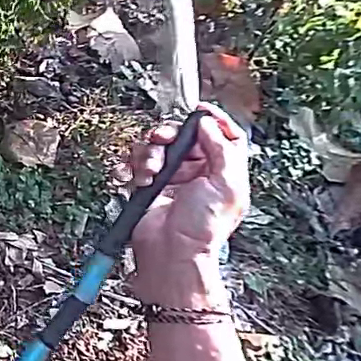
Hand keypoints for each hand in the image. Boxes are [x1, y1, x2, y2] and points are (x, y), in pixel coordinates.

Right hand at [126, 103, 248, 309]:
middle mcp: (197, 170)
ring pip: (156, 146)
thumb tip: (209, 124)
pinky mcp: (147, 184)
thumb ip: (223, 150)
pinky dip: (134, 166)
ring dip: (149, 154)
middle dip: (169, 134)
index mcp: (222, 170)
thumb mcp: (227, 186)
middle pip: (182, 135)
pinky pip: (136, 161)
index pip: (221, 134)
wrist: (171, 251)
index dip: (212, 119)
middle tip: (162, 139)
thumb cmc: (202, 228)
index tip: (199, 110)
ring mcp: (171, 177)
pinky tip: (139, 179)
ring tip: (151, 172)